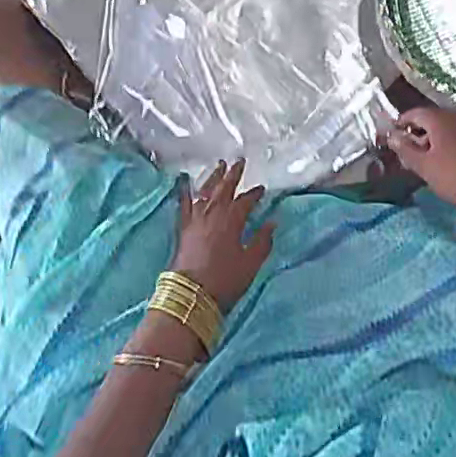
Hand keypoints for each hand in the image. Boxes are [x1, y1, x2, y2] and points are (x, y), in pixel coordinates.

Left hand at [171, 160, 273, 311]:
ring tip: (219, 166)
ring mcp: (195, 219)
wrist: (191, 294)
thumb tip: (272, 223)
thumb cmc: (225, 279)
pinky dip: (185, 190)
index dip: (254, 194)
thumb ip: (262, 241)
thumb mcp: (250, 263)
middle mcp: (213, 214)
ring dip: (213, 177)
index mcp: (232, 220)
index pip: (245, 201)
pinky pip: (184, 203)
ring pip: (205, 191)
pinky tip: (184, 182)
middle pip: (224, 188)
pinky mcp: (183, 228)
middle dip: (233, 174)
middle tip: (239, 162)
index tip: (261, 189)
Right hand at [383, 107, 455, 205]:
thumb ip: (405, 149)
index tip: (395, 134)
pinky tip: (446, 155)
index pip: (415, 113)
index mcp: (439, 119)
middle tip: (409, 148)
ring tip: (427, 155)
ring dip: (435, 136)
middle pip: (432, 118)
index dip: (402, 122)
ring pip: (447, 125)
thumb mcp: (424, 165)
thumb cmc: (452, 176)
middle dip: (419, 131)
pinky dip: (450, 139)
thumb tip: (392, 137)